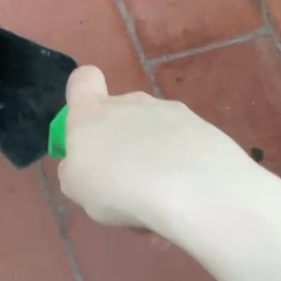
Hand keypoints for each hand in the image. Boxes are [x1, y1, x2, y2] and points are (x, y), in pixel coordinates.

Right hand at [57, 66, 275, 232]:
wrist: (192, 189)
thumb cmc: (117, 185)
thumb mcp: (76, 187)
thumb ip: (75, 169)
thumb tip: (82, 163)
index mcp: (91, 112)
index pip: (83, 79)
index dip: (82, 94)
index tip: (86, 125)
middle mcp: (131, 103)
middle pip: (121, 113)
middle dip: (122, 142)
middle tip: (124, 182)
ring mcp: (171, 113)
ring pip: (154, 134)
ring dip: (153, 159)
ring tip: (158, 200)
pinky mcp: (205, 130)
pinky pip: (184, 148)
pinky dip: (181, 169)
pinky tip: (184, 199)